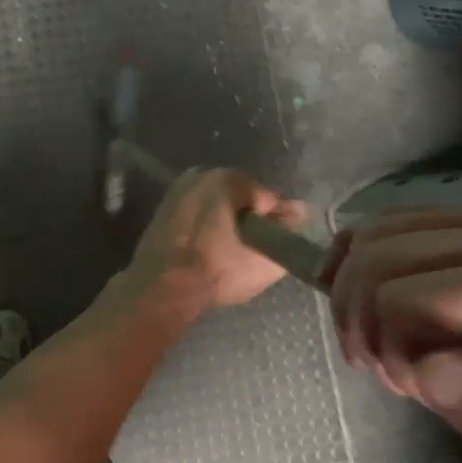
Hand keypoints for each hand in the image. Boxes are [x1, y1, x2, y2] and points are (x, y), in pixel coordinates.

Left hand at [121, 168, 309, 308]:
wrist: (160, 287)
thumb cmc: (217, 270)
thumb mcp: (265, 259)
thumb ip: (289, 232)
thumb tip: (301, 211)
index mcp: (226, 179)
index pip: (267, 199)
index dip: (277, 223)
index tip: (278, 245)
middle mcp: (200, 175)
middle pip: (240, 199)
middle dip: (250, 220)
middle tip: (255, 250)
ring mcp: (177, 190)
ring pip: (216, 205)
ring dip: (227, 222)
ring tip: (232, 253)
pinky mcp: (162, 209)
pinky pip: (196, 214)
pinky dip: (205, 226)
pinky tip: (208, 249)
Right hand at [323, 208, 461, 462]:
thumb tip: (434, 367)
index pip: (406, 297)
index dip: (393, 353)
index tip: (424, 396)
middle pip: (381, 258)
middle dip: (368, 324)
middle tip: (402, 377)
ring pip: (374, 237)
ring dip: (361, 300)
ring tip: (397, 350)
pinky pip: (388, 228)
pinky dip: (361, 270)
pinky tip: (380, 314)